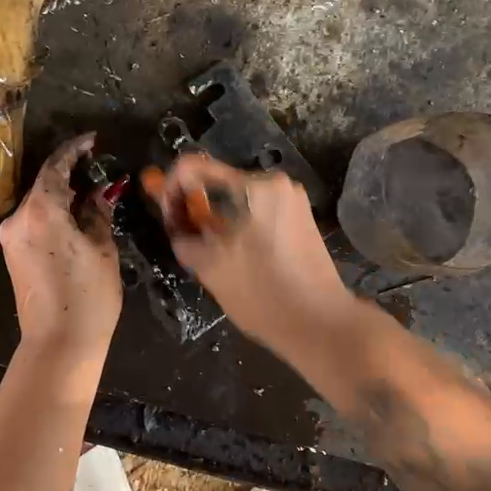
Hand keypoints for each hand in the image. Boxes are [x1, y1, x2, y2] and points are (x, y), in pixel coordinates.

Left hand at [0, 133, 121, 356]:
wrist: (58, 344)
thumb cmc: (88, 296)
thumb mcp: (102, 249)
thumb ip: (97, 213)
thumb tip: (99, 193)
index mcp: (40, 210)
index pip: (56, 167)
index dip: (74, 150)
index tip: (92, 141)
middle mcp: (18, 218)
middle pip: (44, 185)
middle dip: (70, 176)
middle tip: (98, 172)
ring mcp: (10, 237)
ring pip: (38, 204)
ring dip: (62, 197)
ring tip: (91, 198)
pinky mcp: (12, 254)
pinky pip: (33, 222)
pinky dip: (53, 215)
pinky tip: (74, 220)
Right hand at [152, 154, 350, 350]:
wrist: (321, 323)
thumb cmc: (262, 293)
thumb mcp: (208, 266)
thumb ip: (183, 235)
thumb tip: (178, 225)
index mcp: (252, 187)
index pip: (193, 167)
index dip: (170, 188)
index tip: (169, 218)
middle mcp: (274, 183)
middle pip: (217, 182)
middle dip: (196, 207)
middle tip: (187, 239)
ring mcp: (291, 199)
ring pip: (236, 198)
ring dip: (217, 218)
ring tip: (212, 253)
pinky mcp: (301, 218)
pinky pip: (257, 210)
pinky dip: (240, 224)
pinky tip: (238, 256)